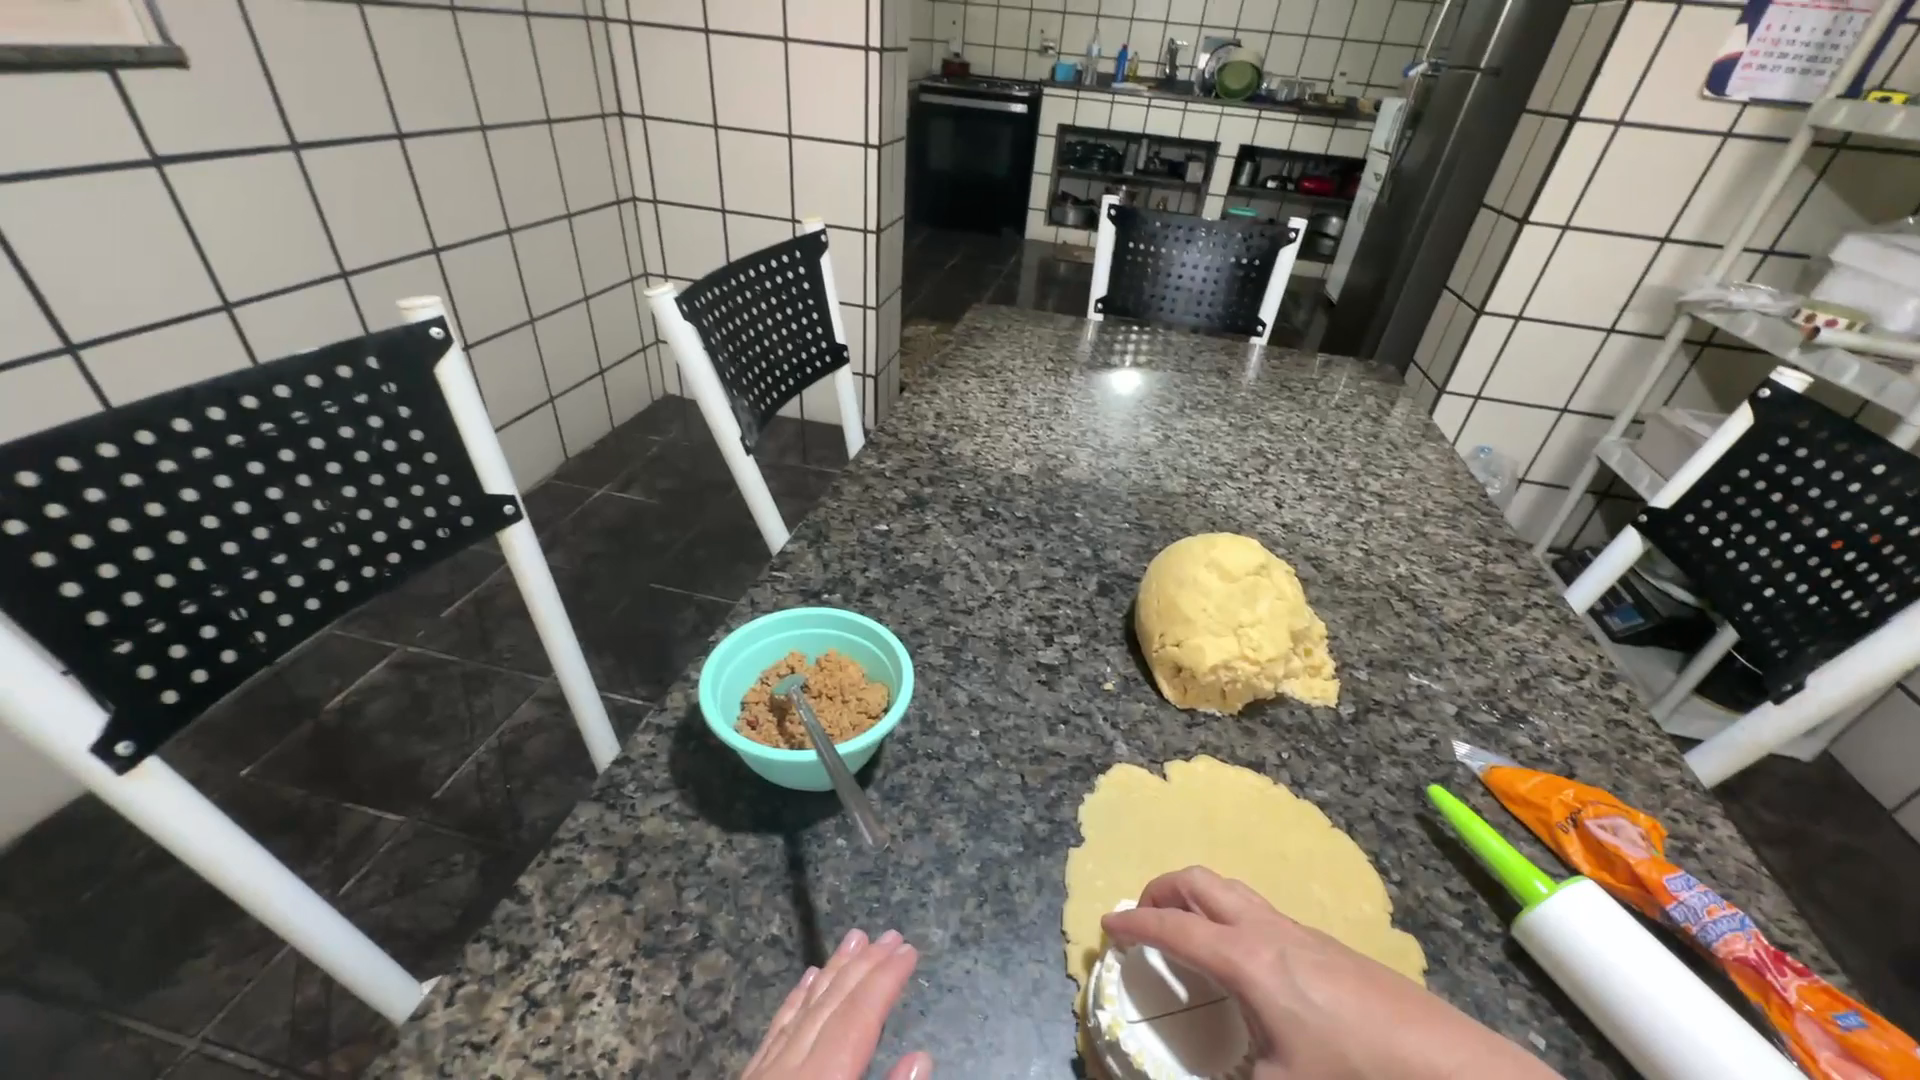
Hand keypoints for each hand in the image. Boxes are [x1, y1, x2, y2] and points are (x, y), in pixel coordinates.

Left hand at [742, 928, 932, 1079]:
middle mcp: (790, 1066)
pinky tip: (807, 978)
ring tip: (854, 939)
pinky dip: (795, 1001)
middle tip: (890, 934)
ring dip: (832, 971)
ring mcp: (764, 1071)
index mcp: (822, 1077)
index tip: (908, 949)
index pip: (859, 1018)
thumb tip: (921, 1056)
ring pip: (803, 1009)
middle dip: (864, 966)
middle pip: (832, 1005)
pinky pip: (775, 1030)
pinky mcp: (749, 1077)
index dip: (886, 980)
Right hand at [1102, 867, 1562, 1079]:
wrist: (1451, 1066)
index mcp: (1245, 958)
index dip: (1133, 923)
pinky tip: (1244, 961)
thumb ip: (1225, 1075)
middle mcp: (1267, 930)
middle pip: (1201, 880)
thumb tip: (1200, 1076)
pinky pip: (1260, 910)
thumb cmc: (1353, 1072)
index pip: (1173, 925)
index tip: (1107, 924)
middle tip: (1143, 914)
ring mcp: (1301, 931)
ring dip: (1198, 897)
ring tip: (1187, 931)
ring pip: (1233, 889)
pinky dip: (1230, 916)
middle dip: (1162, 888)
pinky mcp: (1328, 944)